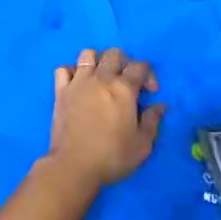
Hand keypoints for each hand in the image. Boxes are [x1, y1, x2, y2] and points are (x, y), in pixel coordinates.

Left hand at [48, 48, 164, 187]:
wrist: (74, 165)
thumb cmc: (112, 156)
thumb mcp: (142, 144)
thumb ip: (153, 121)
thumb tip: (160, 105)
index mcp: (124, 89)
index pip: (140, 66)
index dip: (149, 75)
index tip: (150, 93)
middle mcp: (101, 78)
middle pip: (114, 54)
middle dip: (125, 63)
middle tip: (126, 82)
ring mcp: (78, 82)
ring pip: (88, 54)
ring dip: (97, 61)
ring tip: (101, 78)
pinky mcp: (60, 91)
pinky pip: (63, 69)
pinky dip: (71, 72)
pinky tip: (78, 85)